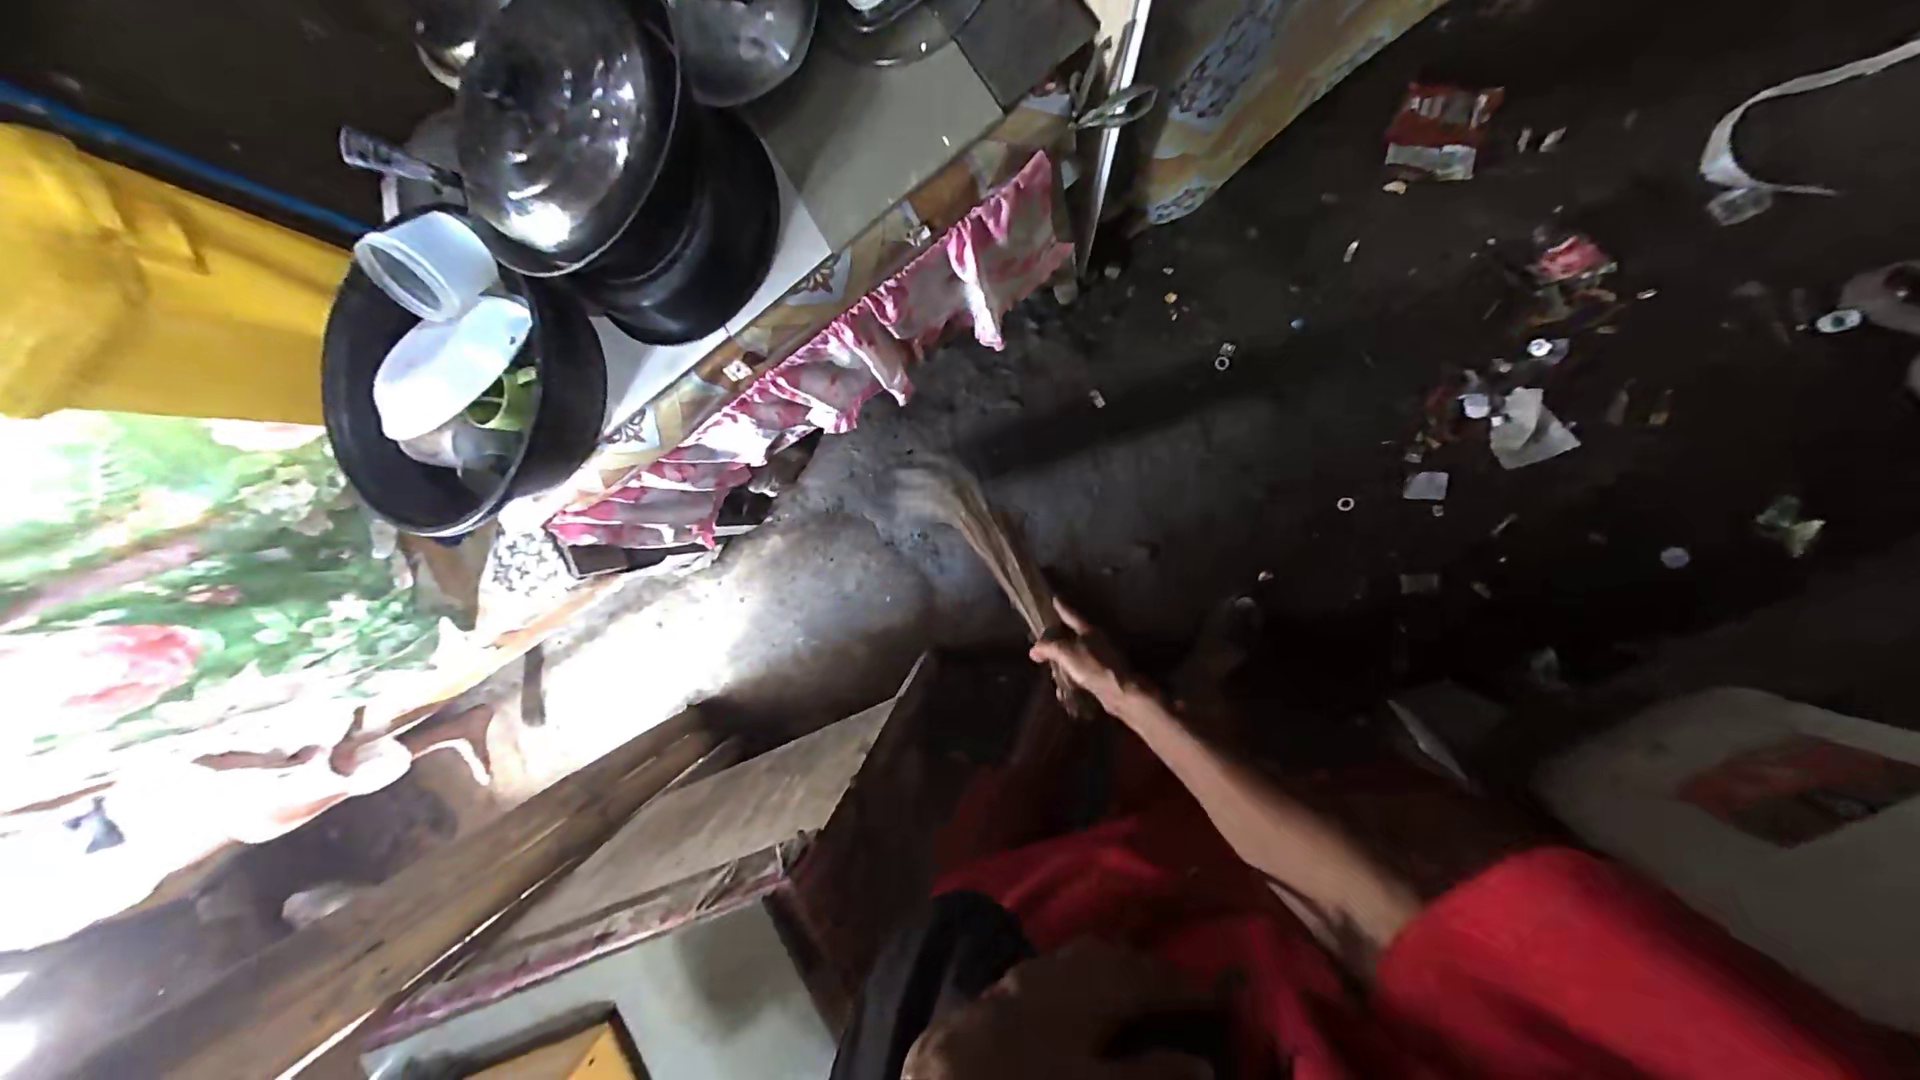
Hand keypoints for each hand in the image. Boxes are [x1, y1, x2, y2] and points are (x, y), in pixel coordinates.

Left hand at [902, 939, 1214, 1079]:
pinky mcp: (1011, 985)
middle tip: (1184, 991)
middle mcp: (1062, 968)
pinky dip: (1089, 972)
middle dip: (1152, 970)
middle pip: (1118, 958)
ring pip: (1088, 956)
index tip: (1221, 992)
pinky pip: (1065, 965)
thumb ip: (1148, 1075)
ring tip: (1144, 987)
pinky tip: (1089, 991)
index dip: (1186, 985)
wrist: (946, 1075)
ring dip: (1120, 966)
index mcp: (1088, 988)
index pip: (1149, 979)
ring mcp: (1033, 972)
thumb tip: (1202, 1063)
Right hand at [1029, 600, 1162, 721]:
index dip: (1061, 607)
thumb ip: (1049, 647)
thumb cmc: (1093, 666)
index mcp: (1088, 630)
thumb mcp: (1066, 653)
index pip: (1071, 614)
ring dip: (1063, 659)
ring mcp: (1099, 656)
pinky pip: (1080, 669)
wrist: (1119, 691)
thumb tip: (1034, 650)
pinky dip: (1070, 675)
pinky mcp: (1100, 672)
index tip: (1054, 598)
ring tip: (1051, 666)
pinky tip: (1063, 685)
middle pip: (1072, 633)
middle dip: (1058, 637)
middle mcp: (1095, 640)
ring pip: (1075, 652)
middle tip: (1043, 638)